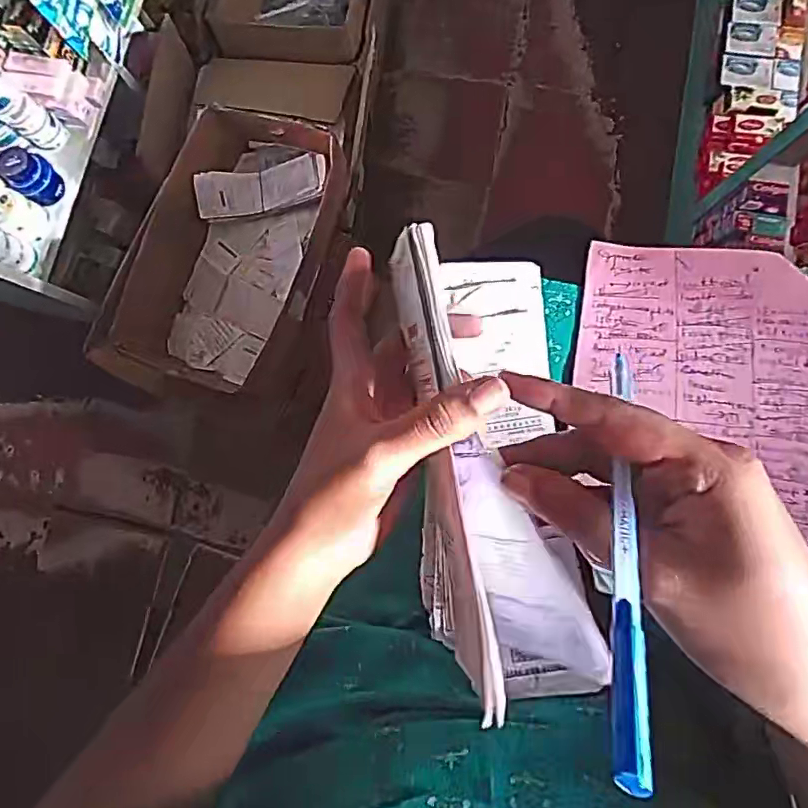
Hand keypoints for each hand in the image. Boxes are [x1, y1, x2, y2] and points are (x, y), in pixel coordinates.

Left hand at [267, 247, 509, 583]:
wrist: (318, 551)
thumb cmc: (328, 497)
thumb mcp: (382, 452)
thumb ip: (434, 421)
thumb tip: (488, 388)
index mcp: (352, 388)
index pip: (350, 324)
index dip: (355, 288)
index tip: (364, 255)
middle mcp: (370, 401)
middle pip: (401, 351)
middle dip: (433, 332)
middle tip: (475, 327)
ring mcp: (388, 429)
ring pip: (423, 387)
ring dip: (450, 374)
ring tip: (489, 366)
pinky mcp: (404, 457)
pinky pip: (435, 423)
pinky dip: (457, 414)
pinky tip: (481, 415)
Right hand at [496, 373, 807, 734]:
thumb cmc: (745, 627)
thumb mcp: (651, 569)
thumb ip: (580, 516)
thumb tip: (518, 478)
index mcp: (704, 462)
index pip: (615, 417)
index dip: (554, 399)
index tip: (506, 384)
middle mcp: (700, 466)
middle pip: (611, 446)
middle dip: (553, 453)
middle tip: (496, 467)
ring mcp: (696, 494)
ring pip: (617, 475)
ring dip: (569, 483)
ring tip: (518, 493)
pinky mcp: (691, 521)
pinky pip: (630, 502)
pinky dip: (592, 508)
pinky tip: (559, 516)